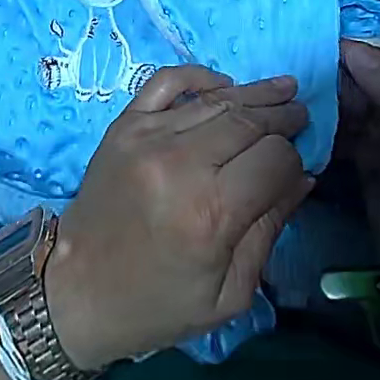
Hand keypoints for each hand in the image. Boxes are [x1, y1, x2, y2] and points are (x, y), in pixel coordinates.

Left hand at [44, 66, 312, 369]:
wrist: (76, 290)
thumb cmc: (159, 303)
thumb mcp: (229, 291)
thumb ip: (270, 227)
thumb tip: (302, 175)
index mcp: (210, 213)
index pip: (274, 158)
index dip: (294, 157)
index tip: (298, 162)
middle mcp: (180, 163)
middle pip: (249, 121)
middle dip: (283, 115)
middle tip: (301, 112)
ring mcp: (148, 136)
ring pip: (216, 99)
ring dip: (255, 92)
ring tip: (282, 89)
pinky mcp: (124, 124)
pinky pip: (168, 81)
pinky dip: (200, 76)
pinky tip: (224, 84)